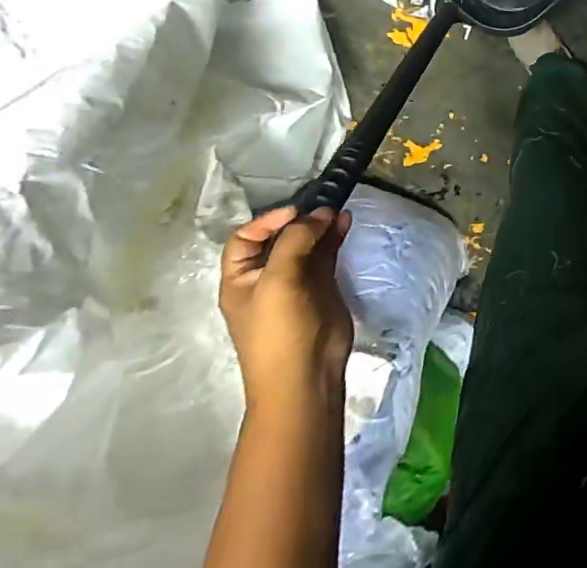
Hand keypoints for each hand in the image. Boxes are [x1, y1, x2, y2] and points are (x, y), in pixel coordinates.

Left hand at [220, 205, 354, 406]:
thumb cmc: (279, 330)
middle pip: (279, 237)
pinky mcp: (321, 286)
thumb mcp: (277, 281)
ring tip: (336, 210)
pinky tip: (345, 221)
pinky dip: (335, 236)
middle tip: (321, 208)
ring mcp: (296, 280)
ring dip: (320, 224)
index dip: (266, 222)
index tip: (294, 213)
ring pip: (306, 242)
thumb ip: (294, 241)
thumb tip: (319, 213)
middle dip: (298, 220)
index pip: (245, 238)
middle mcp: (266, 276)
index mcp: (240, 278)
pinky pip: (326, 253)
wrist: (306, 377)